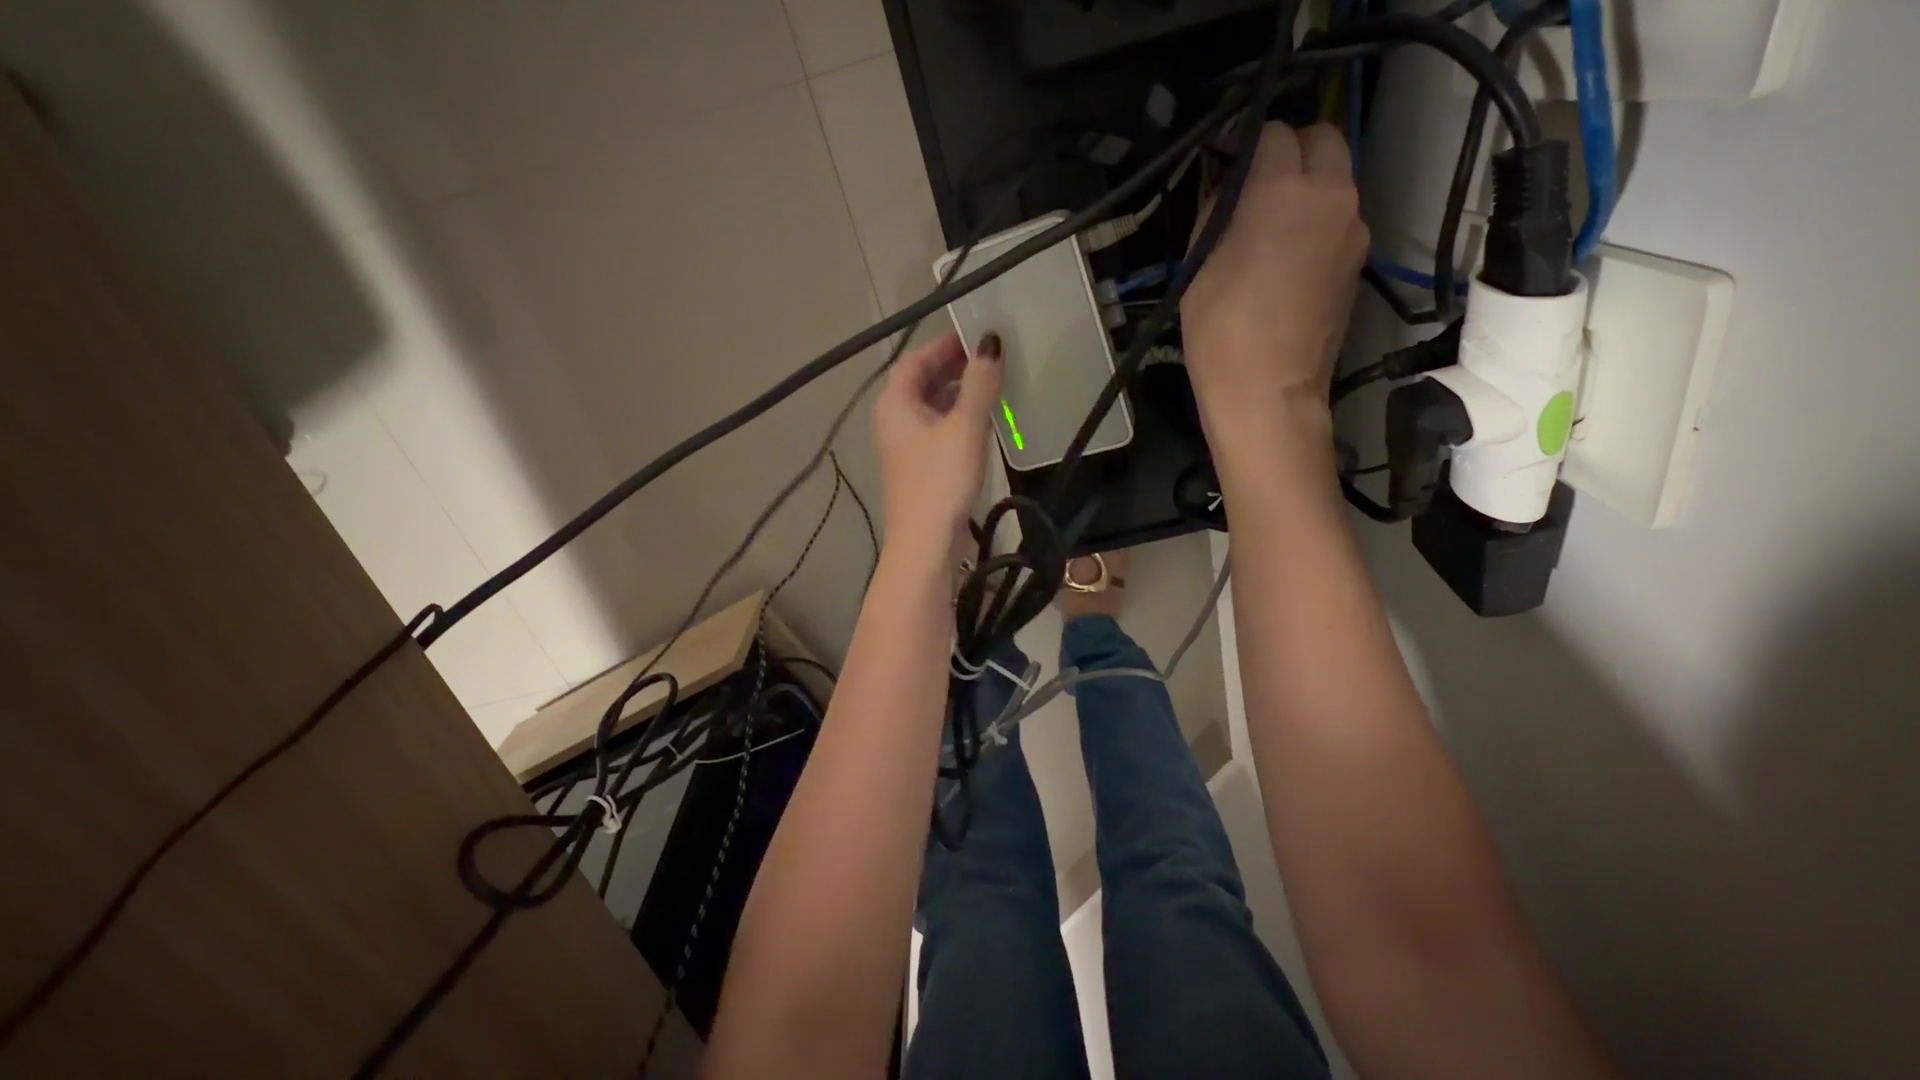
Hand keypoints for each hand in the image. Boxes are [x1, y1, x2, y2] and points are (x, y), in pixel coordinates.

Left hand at [871, 331, 1002, 556]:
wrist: (925, 543)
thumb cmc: (941, 479)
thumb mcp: (965, 426)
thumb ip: (980, 383)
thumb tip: (990, 342)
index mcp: (894, 403)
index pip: (916, 359)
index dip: (946, 344)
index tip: (979, 335)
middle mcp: (893, 419)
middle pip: (921, 381)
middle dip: (954, 367)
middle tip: (991, 358)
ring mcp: (904, 446)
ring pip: (931, 406)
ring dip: (958, 393)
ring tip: (993, 385)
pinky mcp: (918, 467)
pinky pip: (937, 429)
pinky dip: (957, 417)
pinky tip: (983, 421)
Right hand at [1180, 122, 1367, 439]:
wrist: (1269, 391)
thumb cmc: (1221, 328)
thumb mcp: (1200, 260)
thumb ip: (1218, 206)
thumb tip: (1228, 182)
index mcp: (1285, 189)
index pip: (1272, 132)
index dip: (1245, 140)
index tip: (1224, 157)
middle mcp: (1332, 196)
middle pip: (1322, 138)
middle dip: (1290, 147)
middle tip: (1254, 179)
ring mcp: (1354, 228)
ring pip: (1336, 179)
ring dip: (1306, 184)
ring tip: (1267, 222)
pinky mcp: (1358, 259)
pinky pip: (1339, 217)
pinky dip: (1316, 219)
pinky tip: (1286, 254)